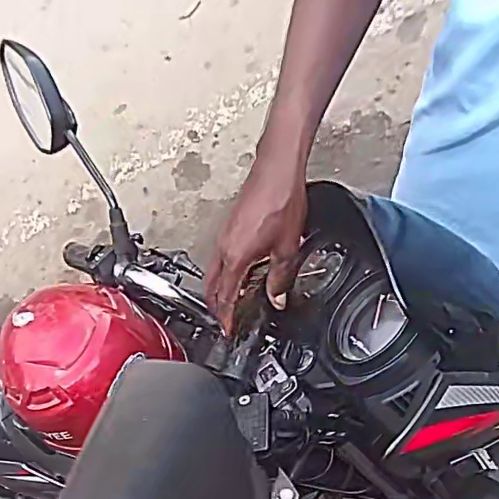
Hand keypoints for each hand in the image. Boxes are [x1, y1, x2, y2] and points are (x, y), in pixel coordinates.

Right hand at [205, 144, 307, 332]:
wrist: (277, 168)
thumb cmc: (280, 199)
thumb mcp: (287, 248)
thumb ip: (280, 278)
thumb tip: (277, 298)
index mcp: (235, 258)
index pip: (225, 297)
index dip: (226, 317)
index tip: (228, 330)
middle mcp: (224, 248)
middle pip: (211, 287)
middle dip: (215, 307)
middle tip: (225, 320)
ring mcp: (224, 236)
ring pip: (213, 272)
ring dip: (219, 289)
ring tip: (231, 301)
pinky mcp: (229, 227)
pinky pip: (220, 258)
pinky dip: (224, 273)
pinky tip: (238, 273)